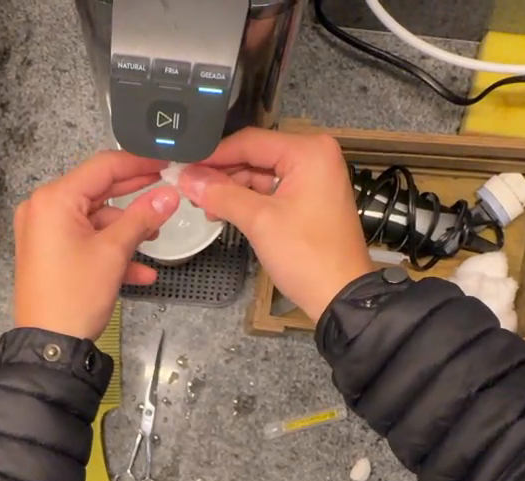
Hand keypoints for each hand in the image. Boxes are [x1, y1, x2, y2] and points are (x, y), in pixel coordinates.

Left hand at [13, 151, 180, 340]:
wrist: (48, 345)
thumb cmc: (75, 296)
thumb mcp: (113, 253)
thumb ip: (142, 218)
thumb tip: (169, 194)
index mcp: (54, 199)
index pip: (103, 167)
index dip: (138, 165)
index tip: (165, 165)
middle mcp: (43, 210)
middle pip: (98, 193)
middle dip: (134, 201)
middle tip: (165, 196)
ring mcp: (43, 234)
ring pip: (94, 222)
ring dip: (125, 233)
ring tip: (156, 240)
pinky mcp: (48, 256)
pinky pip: (83, 243)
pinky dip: (108, 253)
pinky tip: (140, 272)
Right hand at [176, 129, 376, 321]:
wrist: (339, 295)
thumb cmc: (306, 256)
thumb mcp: (259, 222)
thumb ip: (222, 195)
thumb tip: (187, 179)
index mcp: (308, 151)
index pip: (250, 142)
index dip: (214, 154)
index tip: (184, 166)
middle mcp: (314, 157)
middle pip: (256, 157)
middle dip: (222, 174)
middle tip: (188, 189)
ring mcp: (313, 179)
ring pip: (262, 176)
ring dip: (233, 190)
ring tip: (203, 206)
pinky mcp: (309, 201)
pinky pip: (272, 192)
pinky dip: (249, 201)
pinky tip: (225, 212)